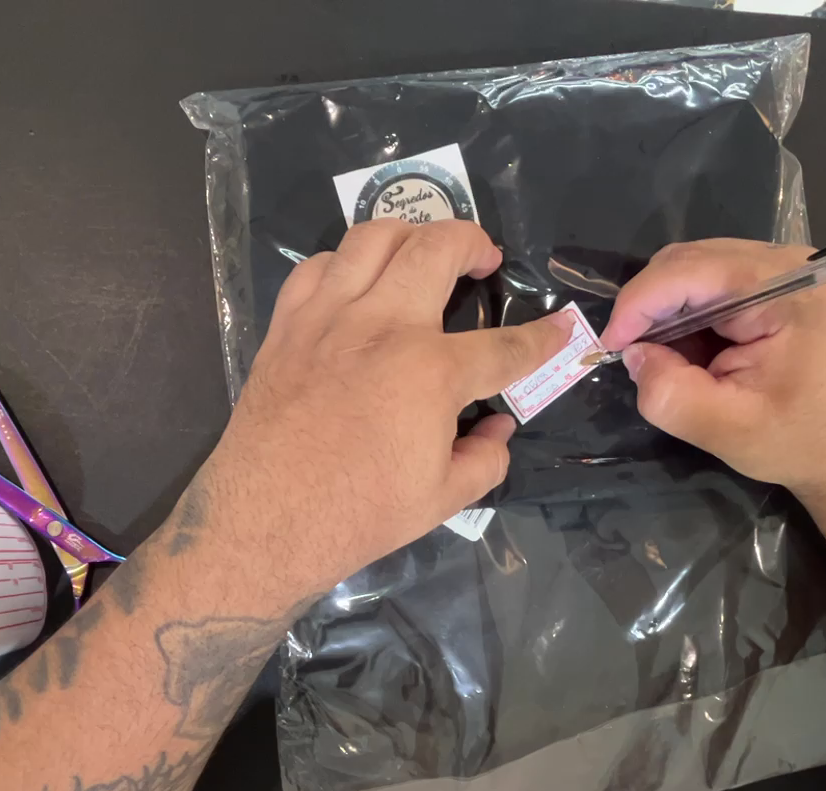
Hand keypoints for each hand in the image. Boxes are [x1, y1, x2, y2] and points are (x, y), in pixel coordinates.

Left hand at [196, 219, 571, 587]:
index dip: (541, 340)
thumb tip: (497, 430)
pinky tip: (356, 282)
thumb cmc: (359, 514)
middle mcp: (383, 325)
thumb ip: (485, 459)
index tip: (559, 330)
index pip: (504, 348)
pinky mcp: (288, 326)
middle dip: (474, 241)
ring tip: (423, 252)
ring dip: (410, 233)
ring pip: (373, 237)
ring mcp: (329, 318)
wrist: (267, 520)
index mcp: (431, 372)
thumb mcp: (442, 500)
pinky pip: (318, 266)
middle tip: (485, 258)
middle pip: (437, 247)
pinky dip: (346, 262)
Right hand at [600, 240, 825, 500]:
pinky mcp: (772, 287)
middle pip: (688, 261)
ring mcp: (781, 271)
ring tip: (662, 360)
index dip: (638, 304)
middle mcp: (785, 264)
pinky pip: (707, 286)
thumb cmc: (800, 441)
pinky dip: (682, 317)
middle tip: (630, 356)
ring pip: (692, 271)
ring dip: (664, 313)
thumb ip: (671, 395)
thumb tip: (632, 357)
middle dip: (648, 307)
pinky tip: (686, 353)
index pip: (690, 271)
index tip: (608, 347)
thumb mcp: (728, 430)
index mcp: (785, 289)